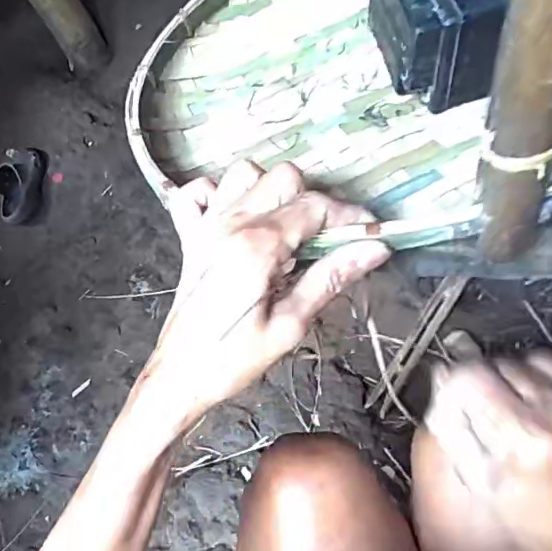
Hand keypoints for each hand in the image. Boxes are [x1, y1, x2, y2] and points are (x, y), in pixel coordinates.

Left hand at [142, 161, 389, 417]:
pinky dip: (220, 194)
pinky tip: (239, 220)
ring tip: (285, 227)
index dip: (350, 217)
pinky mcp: (189, 236)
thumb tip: (374, 250)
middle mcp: (229, 224)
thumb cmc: (232, 360)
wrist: (178, 377)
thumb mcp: (290, 324)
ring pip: (245, 173)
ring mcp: (205, 226)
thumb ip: (331, 278)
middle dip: (315, 200)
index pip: (315, 207)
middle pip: (284, 177)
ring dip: (271, 191)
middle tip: (328, 239)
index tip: (370, 234)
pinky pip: (199, 192)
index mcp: (256, 247)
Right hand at [424, 351, 551, 550]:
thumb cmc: (548, 526)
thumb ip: (455, 428)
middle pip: (510, 366)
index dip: (466, 386)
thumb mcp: (486, 488)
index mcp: (529, 446)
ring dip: (540, 380)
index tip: (472, 396)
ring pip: (549, 359)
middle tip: (514, 417)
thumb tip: (442, 377)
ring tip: (550, 415)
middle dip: (502, 388)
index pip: (473, 376)